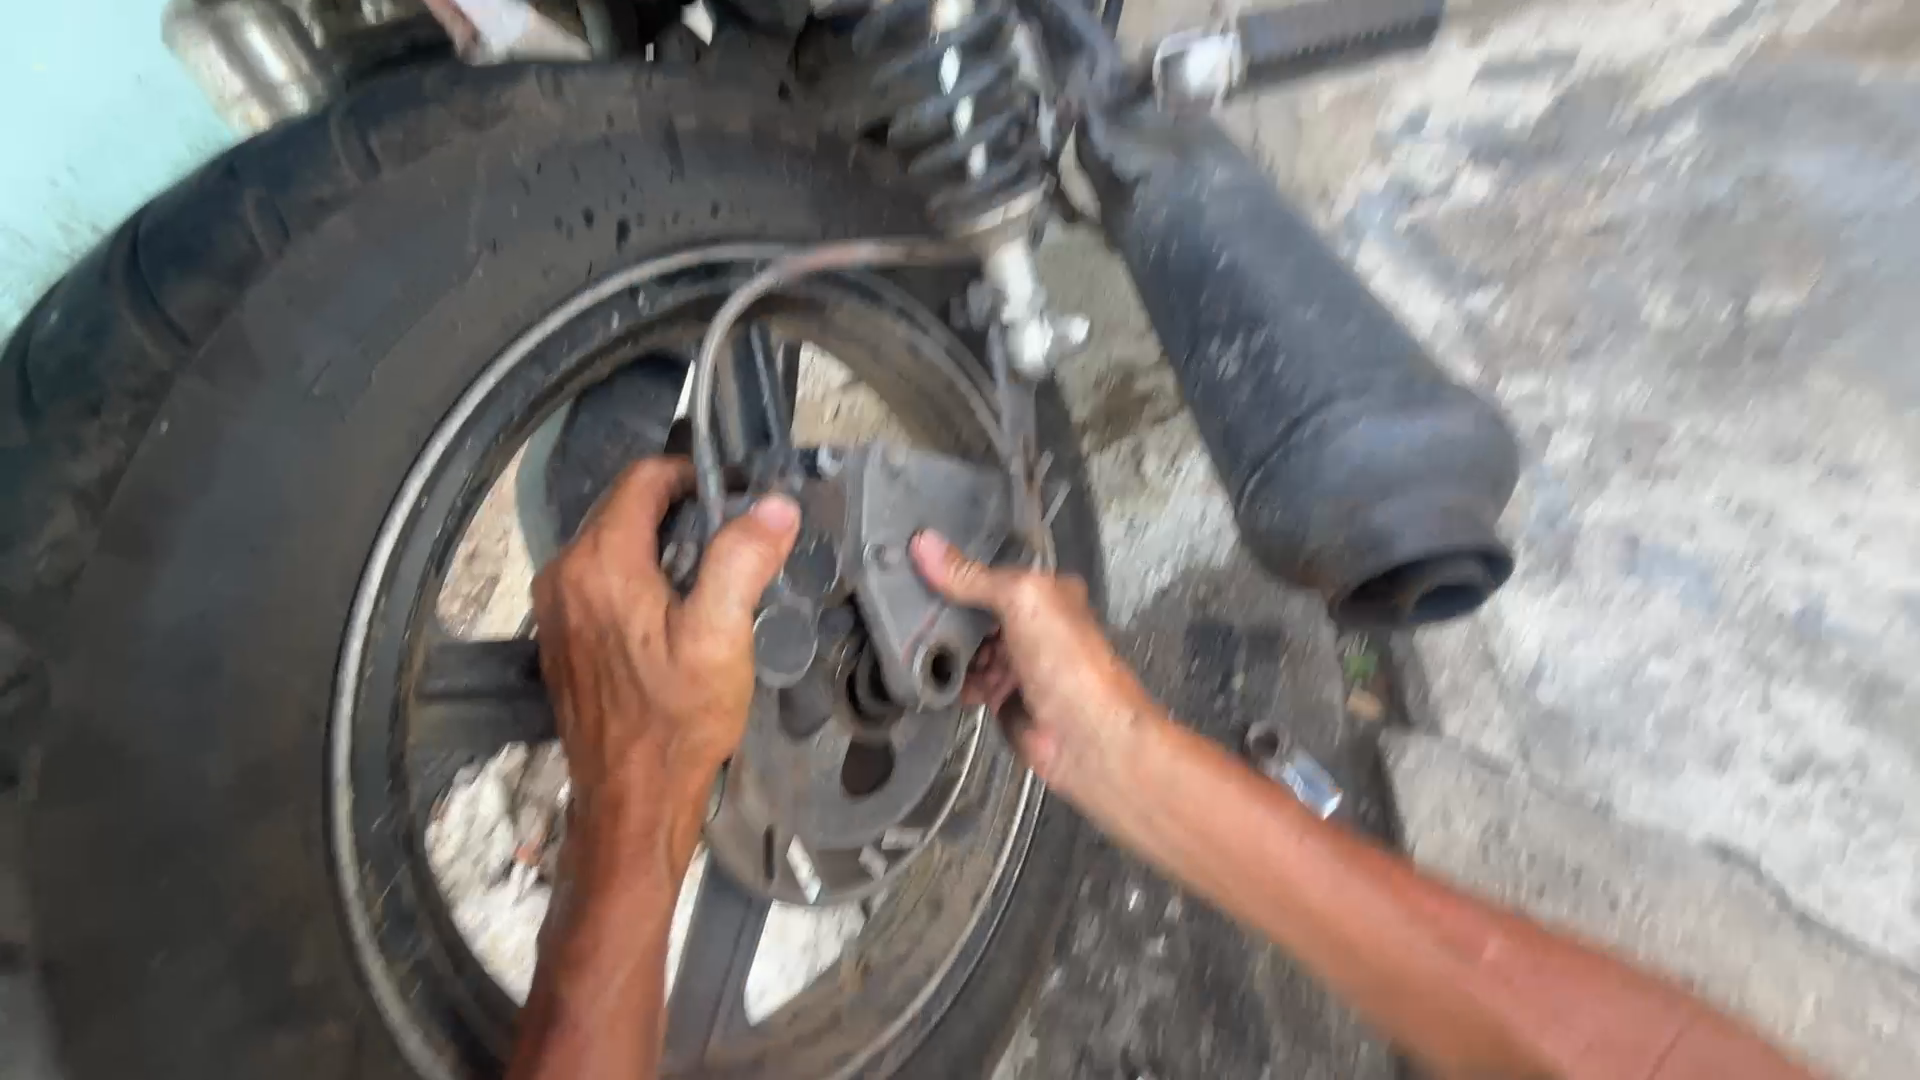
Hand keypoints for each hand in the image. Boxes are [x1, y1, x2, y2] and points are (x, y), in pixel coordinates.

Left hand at [532, 458, 799, 826]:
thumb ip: (742, 560)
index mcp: (600, 563)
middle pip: (626, 507)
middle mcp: (564, 574)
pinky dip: (641, 574)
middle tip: (735, 542)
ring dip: (664, 543)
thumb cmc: (680, 718)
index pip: (643, 478)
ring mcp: (556, 607)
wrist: (633, 798)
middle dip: (682, 510)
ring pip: (615, 541)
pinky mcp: (562, 635)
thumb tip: (775, 504)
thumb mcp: (722, 635)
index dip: (694, 476)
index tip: (737, 499)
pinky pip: (603, 577)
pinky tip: (676, 612)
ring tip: (713, 577)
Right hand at [909, 531, 1157, 792]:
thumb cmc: (1067, 661)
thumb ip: (971, 576)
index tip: (916, 562)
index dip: (959, 568)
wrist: (1085, 736)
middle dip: (947, 612)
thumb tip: (924, 543)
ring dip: (946, 649)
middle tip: (906, 607)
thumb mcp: (1020, 601)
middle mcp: (1032, 624)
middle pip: (976, 610)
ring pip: (968, 646)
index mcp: (1045, 592)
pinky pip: (966, 681)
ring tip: (919, 644)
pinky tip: (936, 677)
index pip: (994, 571)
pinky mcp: (1002, 696)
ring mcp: (1017, 661)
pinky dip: (951, 680)